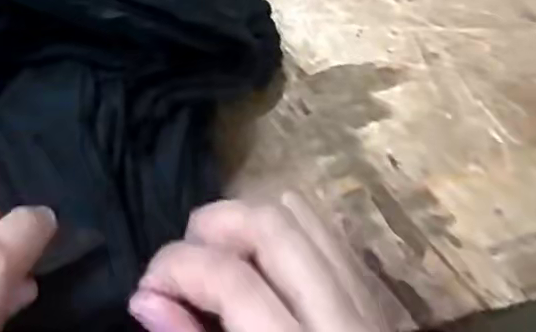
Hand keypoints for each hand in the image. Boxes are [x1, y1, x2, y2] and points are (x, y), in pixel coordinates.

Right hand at [129, 194, 385, 331]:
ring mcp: (378, 313)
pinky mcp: (390, 311)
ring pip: (302, 216)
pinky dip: (287, 235)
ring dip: (248, 225)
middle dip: (209, 228)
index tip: (147, 290)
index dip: (172, 267)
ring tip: (221, 262)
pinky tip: (266, 270)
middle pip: (268, 223)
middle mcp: (347, 325)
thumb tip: (144, 299)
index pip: (229, 277)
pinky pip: (331, 238)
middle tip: (184, 268)